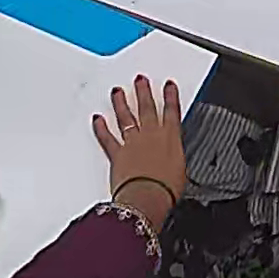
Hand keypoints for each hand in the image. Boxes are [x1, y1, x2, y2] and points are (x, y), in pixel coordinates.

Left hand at [91, 76, 188, 231]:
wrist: (147, 198)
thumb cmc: (166, 188)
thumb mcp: (180, 170)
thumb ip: (174, 159)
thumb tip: (173, 162)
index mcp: (170, 137)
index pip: (171, 111)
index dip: (170, 96)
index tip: (168, 85)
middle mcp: (150, 135)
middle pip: (146, 108)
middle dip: (143, 91)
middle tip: (139, 79)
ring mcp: (132, 143)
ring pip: (126, 117)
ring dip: (121, 103)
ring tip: (118, 92)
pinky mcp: (117, 154)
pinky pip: (107, 138)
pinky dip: (101, 128)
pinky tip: (97, 119)